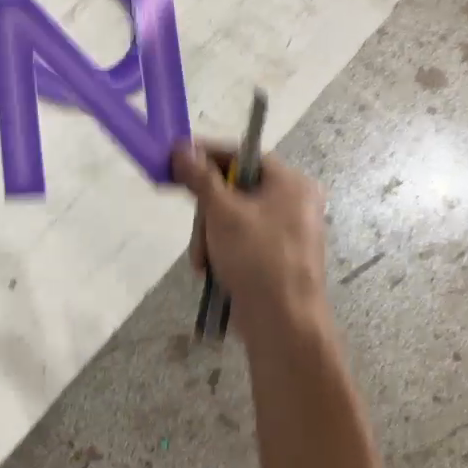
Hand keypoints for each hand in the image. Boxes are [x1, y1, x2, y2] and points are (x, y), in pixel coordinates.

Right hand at [173, 141, 328, 335]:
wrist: (283, 320)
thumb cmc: (257, 258)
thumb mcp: (222, 213)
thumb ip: (200, 178)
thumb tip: (181, 148)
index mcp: (291, 183)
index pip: (242, 155)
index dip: (206, 156)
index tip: (174, 160)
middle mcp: (293, 201)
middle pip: (233, 188)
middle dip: (206, 211)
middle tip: (195, 228)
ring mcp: (285, 230)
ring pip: (231, 216)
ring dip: (208, 235)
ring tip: (203, 259)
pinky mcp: (275, 254)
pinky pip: (239, 238)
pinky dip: (220, 249)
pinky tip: (211, 268)